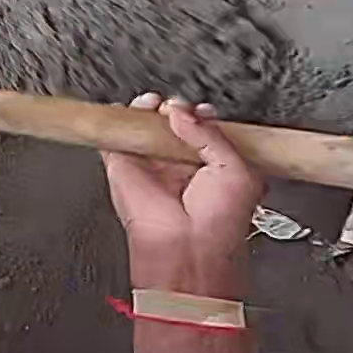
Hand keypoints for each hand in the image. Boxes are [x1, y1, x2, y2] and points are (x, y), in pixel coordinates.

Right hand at [101, 93, 265, 296]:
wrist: (188, 247)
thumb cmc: (220, 224)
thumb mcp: (238, 170)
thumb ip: (211, 134)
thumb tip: (182, 112)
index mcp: (211, 165)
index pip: (203, 128)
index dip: (200, 113)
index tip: (200, 109)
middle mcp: (179, 164)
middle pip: (171, 122)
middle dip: (173, 108)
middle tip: (175, 107)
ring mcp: (150, 164)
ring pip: (144, 126)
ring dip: (146, 109)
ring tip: (153, 104)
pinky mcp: (122, 167)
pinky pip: (114, 137)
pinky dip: (115, 121)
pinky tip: (124, 111)